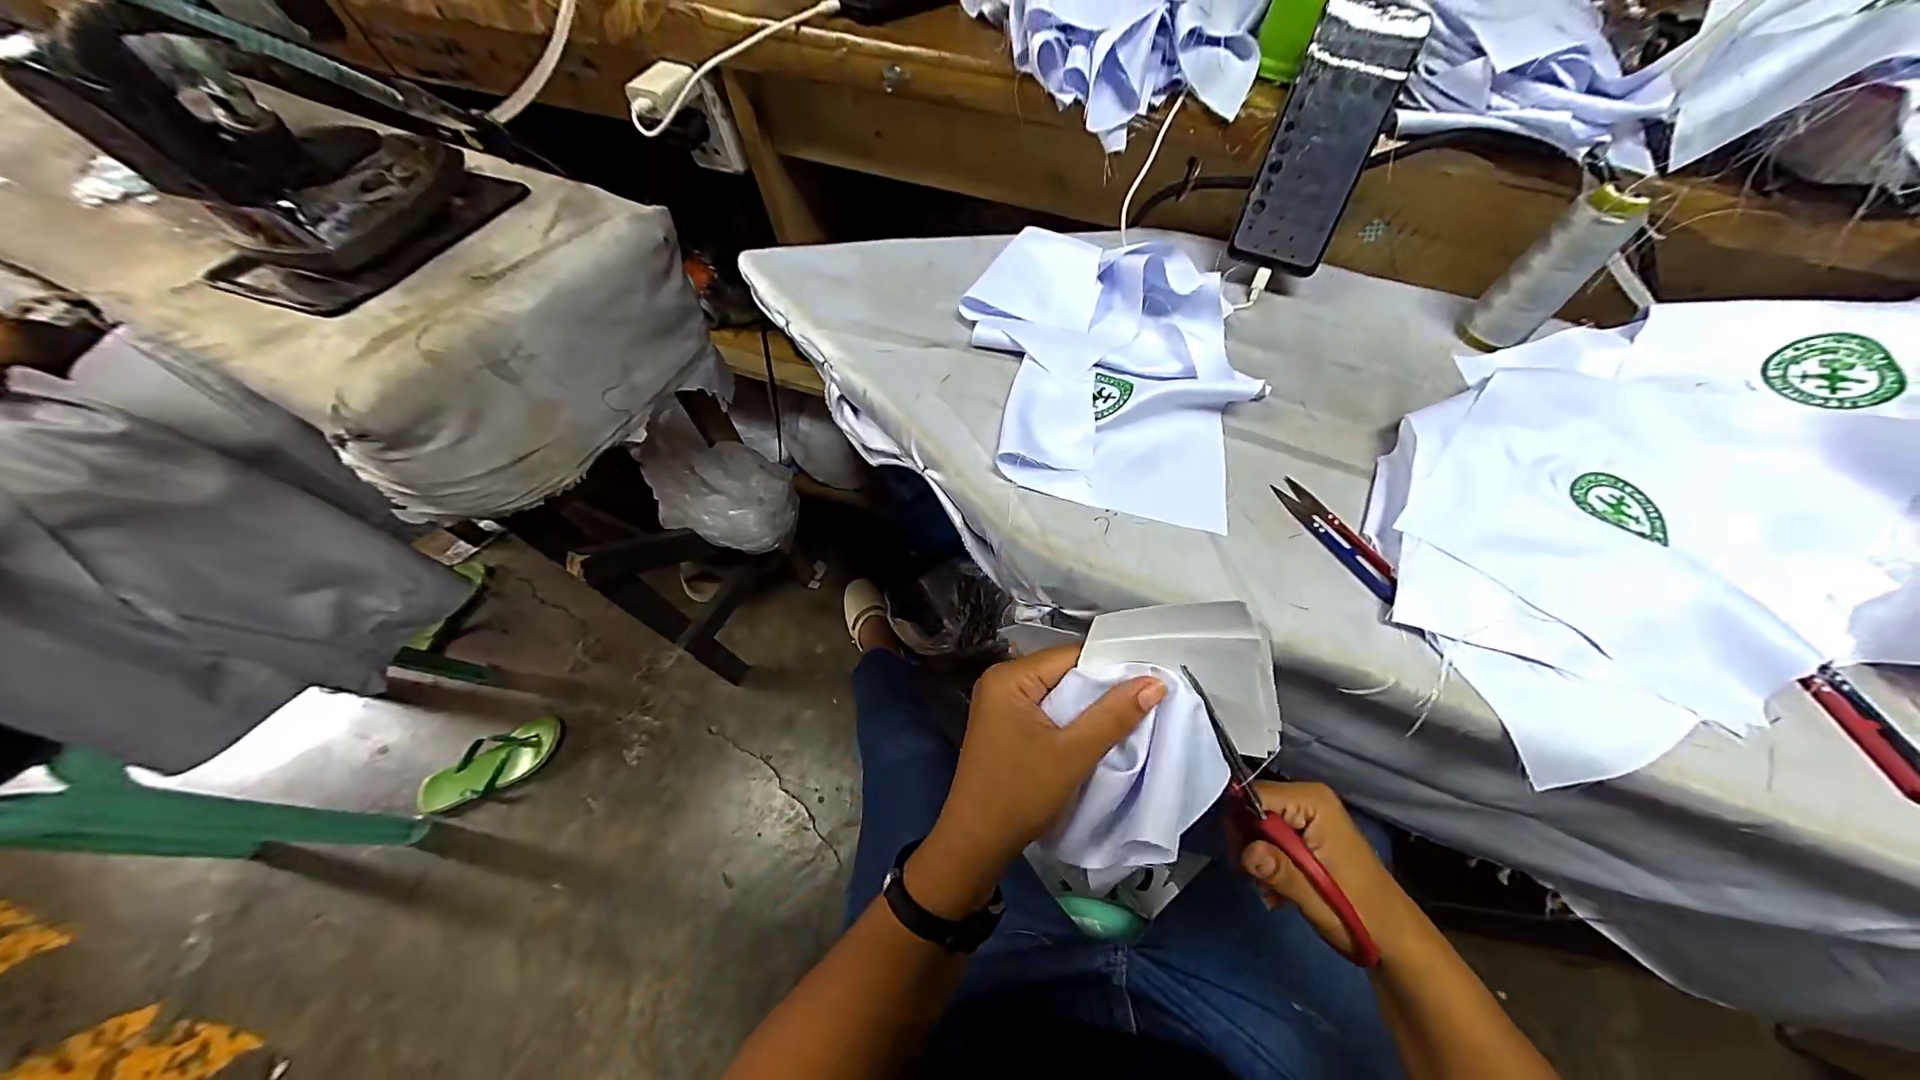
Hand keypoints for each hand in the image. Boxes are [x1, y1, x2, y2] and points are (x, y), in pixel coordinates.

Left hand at [907, 645, 1164, 917]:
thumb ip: (1113, 716)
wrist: (975, 842)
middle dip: (1102, 686)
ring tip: (1130, 714)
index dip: (1112, 666)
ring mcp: (1000, 703)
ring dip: (1089, 705)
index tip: (1150, 680)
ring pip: (1057, 692)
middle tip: (1147, 698)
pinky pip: (1047, 709)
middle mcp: (1001, 681)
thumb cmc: (1019, 794)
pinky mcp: (1005, 724)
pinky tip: (1097, 730)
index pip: (1070, 656)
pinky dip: (1072, 719)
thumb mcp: (1072, 755)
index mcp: (1009, 677)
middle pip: (1063, 672)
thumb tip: (1155, 682)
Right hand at [1238, 781, 1421, 961]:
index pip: (1252, 794)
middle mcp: (1308, 798)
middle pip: (1251, 807)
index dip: (1240, 825)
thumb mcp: (1317, 899)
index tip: (1240, 861)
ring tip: (1270, 890)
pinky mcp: (1306, 830)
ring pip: (1256, 824)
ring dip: (1256, 858)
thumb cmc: (1363, 918)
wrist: (1397, 940)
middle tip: (1256, 881)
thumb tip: (1247, 851)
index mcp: (1313, 802)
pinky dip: (1267, 861)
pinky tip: (1277, 888)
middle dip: (1248, 845)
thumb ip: (1280, 872)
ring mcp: (1307, 814)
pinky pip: (1269, 835)